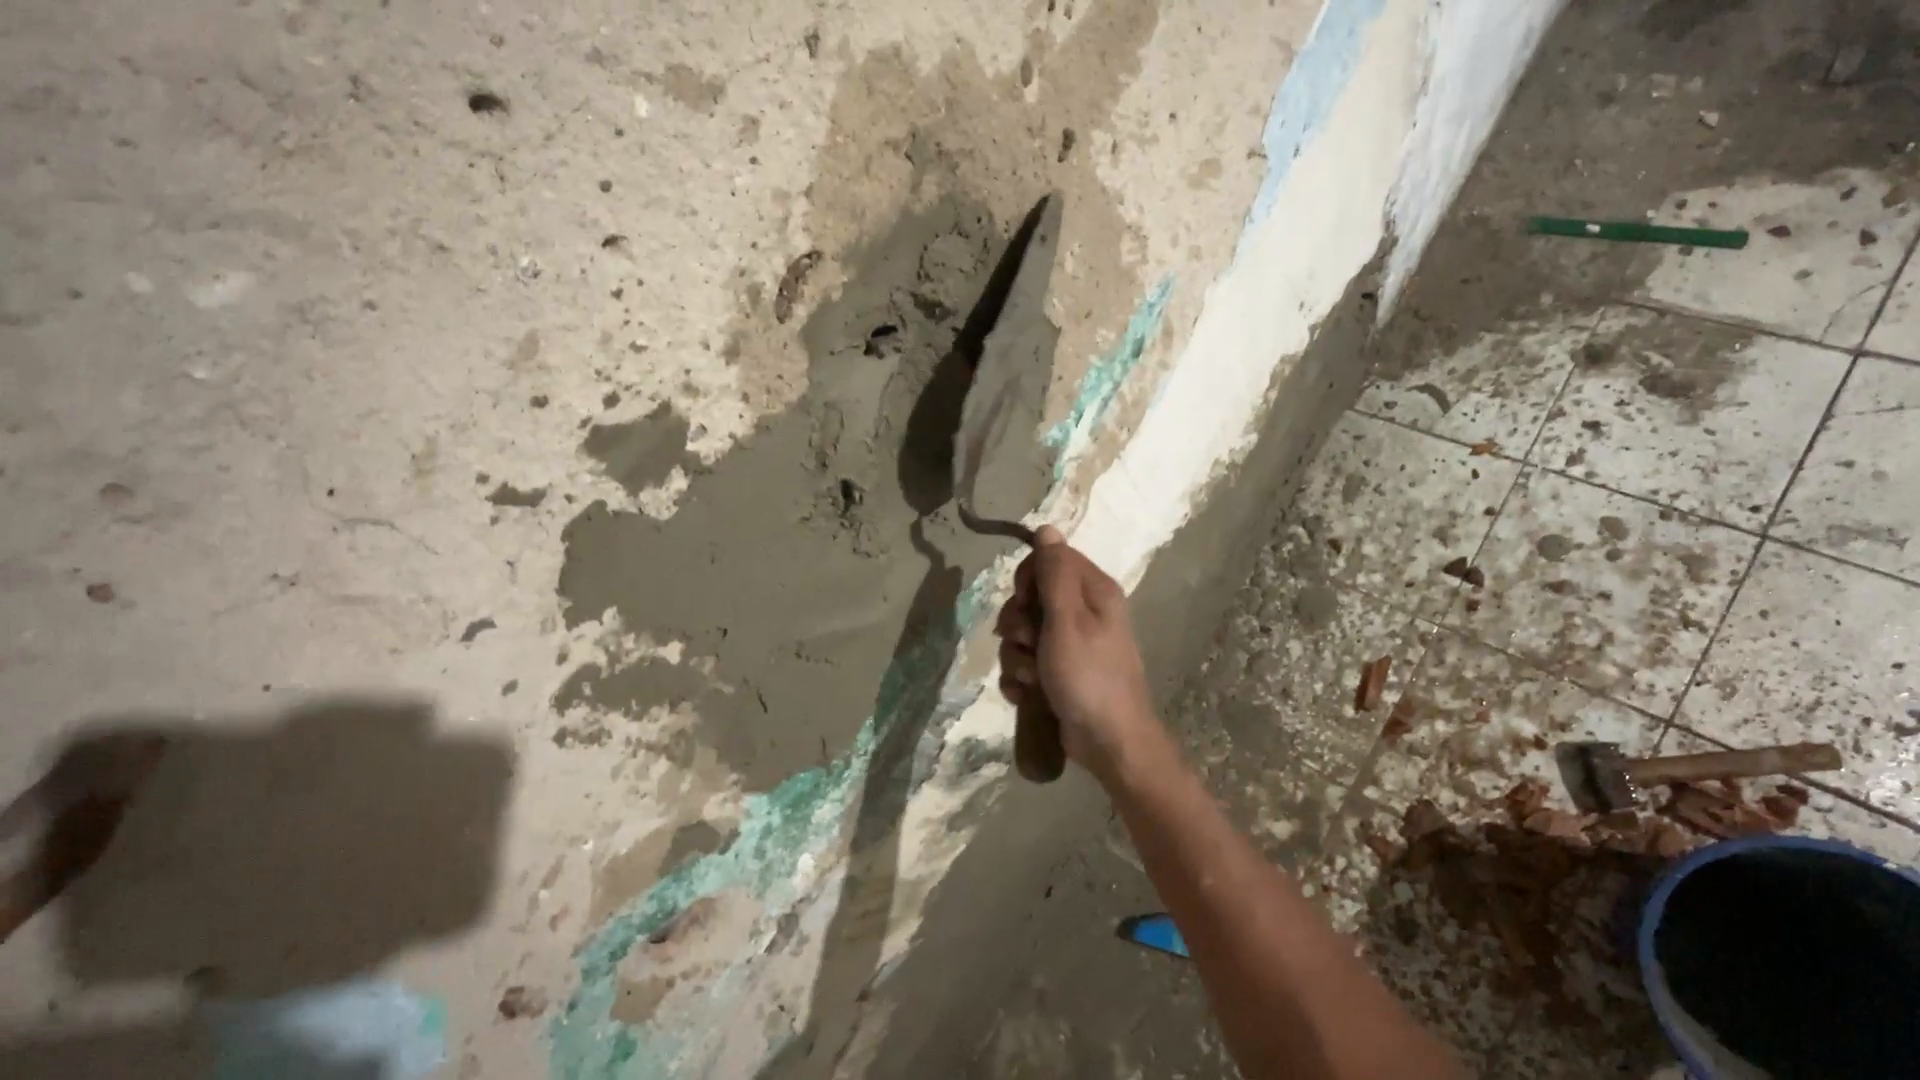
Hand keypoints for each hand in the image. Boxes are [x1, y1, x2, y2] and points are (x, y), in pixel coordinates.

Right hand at [995, 525, 1158, 781]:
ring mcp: (1069, 646)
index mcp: (1092, 591)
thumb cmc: (1089, 676)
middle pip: (1028, 599)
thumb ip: (1055, 573)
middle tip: (1028, 643)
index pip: (1047, 560)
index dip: (1027, 580)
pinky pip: (1023, 665)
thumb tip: (1047, 529)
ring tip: (1033, 678)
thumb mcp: (1068, 619)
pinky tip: (1028, 694)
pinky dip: (1020, 680)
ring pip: (1020, 636)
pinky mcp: (1057, 675)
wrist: (1109, 742)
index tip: (1026, 601)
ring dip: (1017, 657)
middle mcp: (1082, 613)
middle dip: (1017, 624)